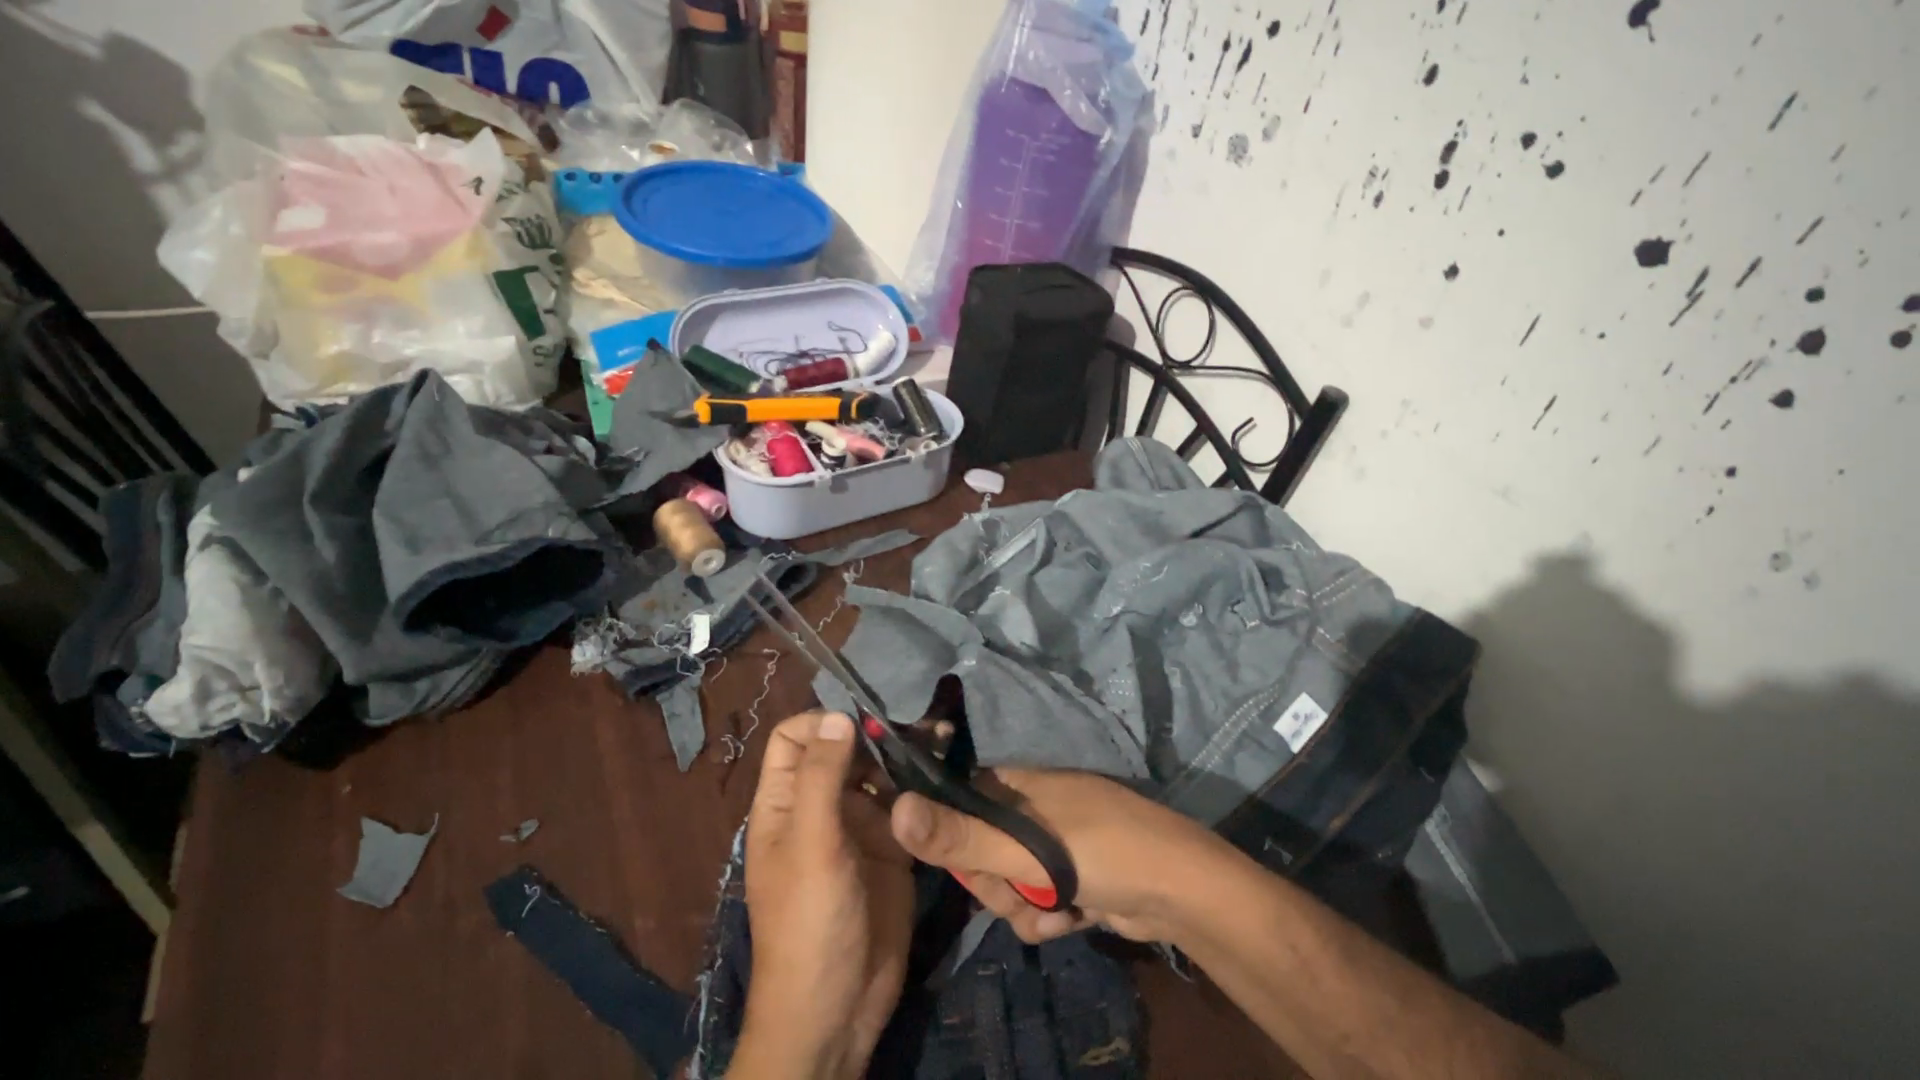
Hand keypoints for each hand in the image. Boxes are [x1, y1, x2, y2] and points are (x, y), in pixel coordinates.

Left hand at [732, 712, 915, 1079]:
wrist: (837, 1007)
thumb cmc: (809, 923)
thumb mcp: (810, 845)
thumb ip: (821, 778)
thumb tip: (838, 714)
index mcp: (785, 804)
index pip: (794, 739)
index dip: (823, 723)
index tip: (866, 724)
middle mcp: (821, 808)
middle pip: (845, 753)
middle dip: (877, 738)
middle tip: (921, 728)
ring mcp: (859, 830)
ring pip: (880, 778)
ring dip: (906, 761)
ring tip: (942, 744)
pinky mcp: (894, 852)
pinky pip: (908, 809)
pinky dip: (925, 793)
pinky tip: (950, 779)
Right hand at [890, 769, 1228, 945]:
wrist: (1184, 891)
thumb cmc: (1104, 852)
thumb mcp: (1027, 849)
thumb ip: (959, 835)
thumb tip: (893, 808)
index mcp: (1018, 786)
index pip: (957, 805)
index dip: (956, 842)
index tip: (970, 866)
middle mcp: (1032, 809)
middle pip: (980, 852)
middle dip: (996, 885)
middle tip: (1019, 892)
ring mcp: (1056, 845)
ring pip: (1008, 883)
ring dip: (1026, 907)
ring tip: (1057, 911)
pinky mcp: (1074, 878)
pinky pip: (1038, 900)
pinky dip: (1051, 915)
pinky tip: (1075, 920)